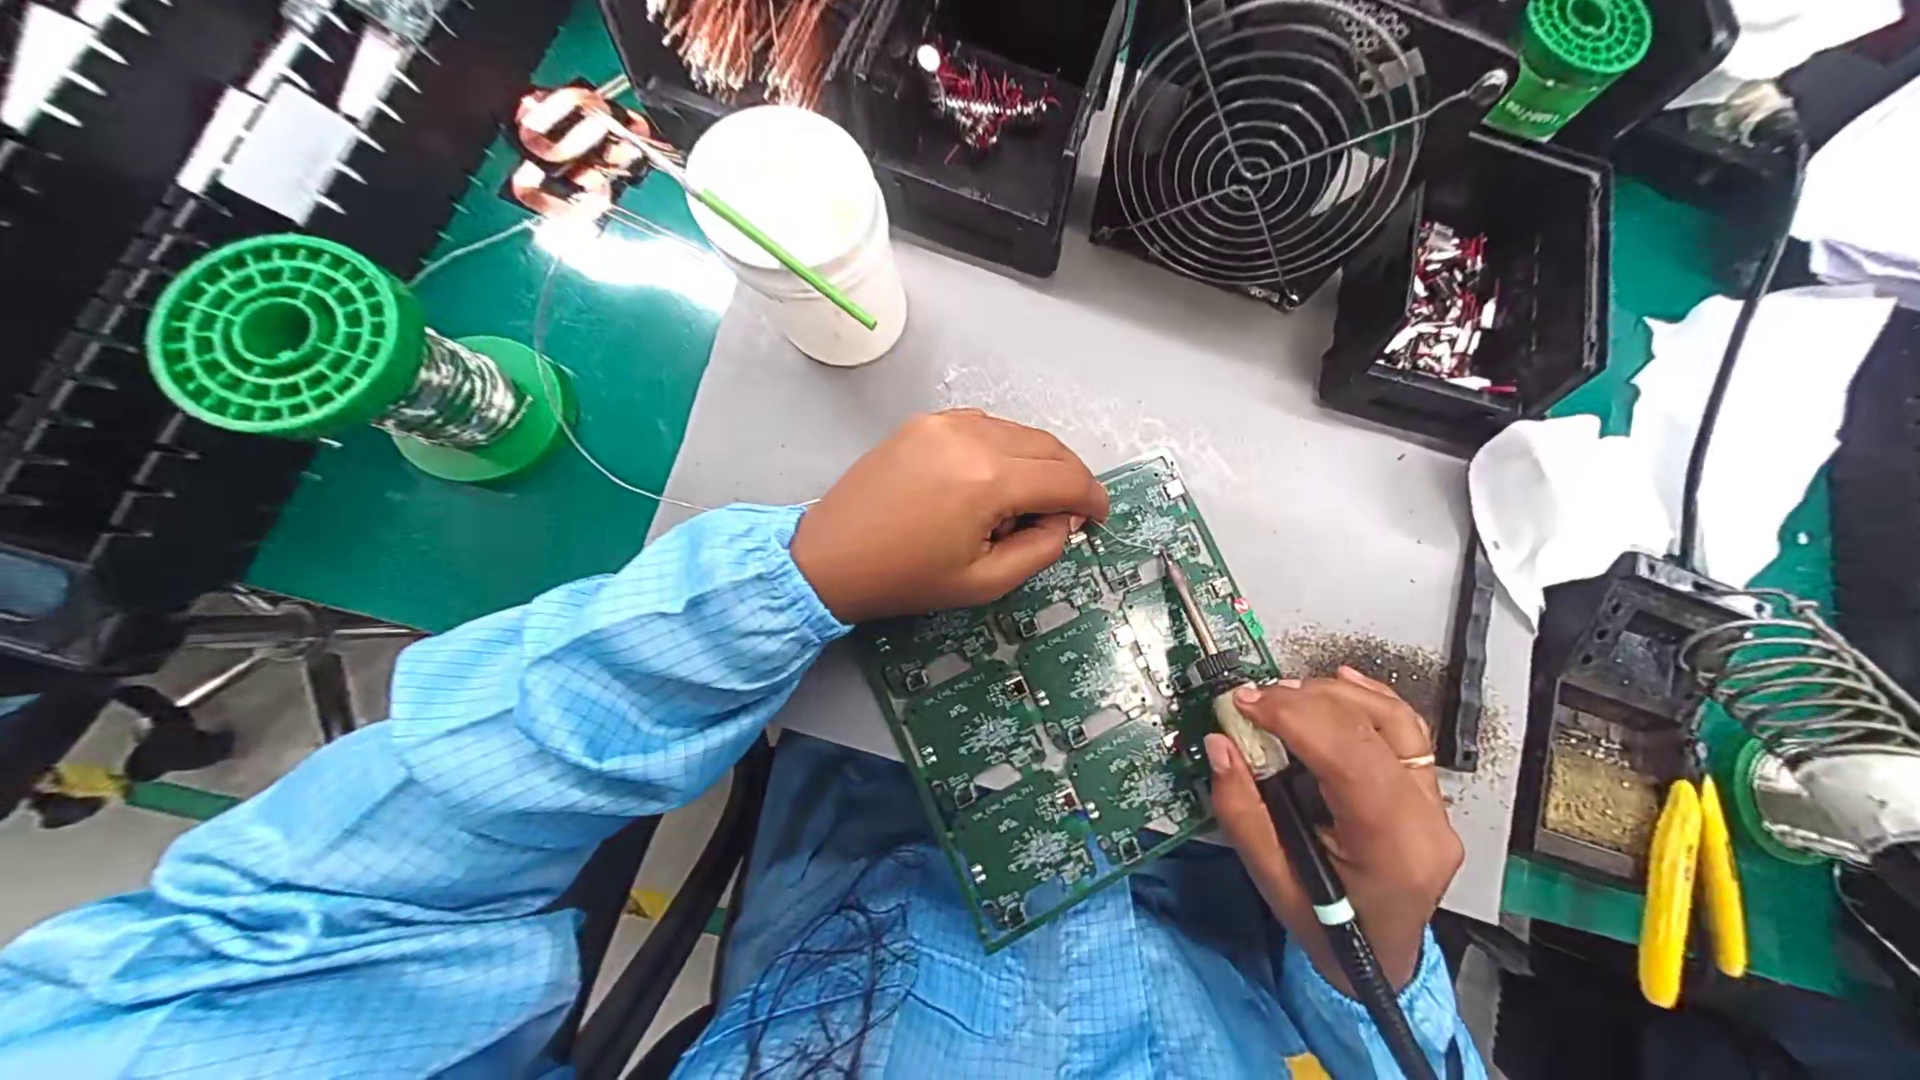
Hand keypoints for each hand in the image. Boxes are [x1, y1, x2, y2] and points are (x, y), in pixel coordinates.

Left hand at [790, 409, 1109, 622]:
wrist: (830, 557)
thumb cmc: (906, 578)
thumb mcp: (984, 581)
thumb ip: (1040, 549)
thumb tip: (1062, 520)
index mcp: (989, 480)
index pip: (1065, 479)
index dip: (1092, 500)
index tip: (1098, 519)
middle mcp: (972, 437)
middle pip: (1048, 448)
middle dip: (1070, 479)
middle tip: (1067, 514)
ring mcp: (945, 423)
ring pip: (1019, 432)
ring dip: (1038, 463)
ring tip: (1027, 502)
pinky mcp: (924, 422)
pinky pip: (984, 426)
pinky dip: (1004, 448)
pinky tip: (993, 478)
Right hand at [1206, 667, 1462, 993]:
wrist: (1383, 956)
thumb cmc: (1328, 929)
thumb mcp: (1271, 879)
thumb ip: (1241, 811)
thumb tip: (1222, 744)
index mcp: (1394, 848)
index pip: (1350, 758)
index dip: (1294, 718)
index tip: (1245, 701)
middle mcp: (1427, 819)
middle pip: (1371, 731)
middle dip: (1303, 702)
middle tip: (1253, 697)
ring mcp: (1435, 802)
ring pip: (1393, 719)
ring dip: (1332, 695)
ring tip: (1283, 692)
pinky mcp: (1427, 788)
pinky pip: (1405, 728)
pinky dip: (1366, 698)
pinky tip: (1335, 681)